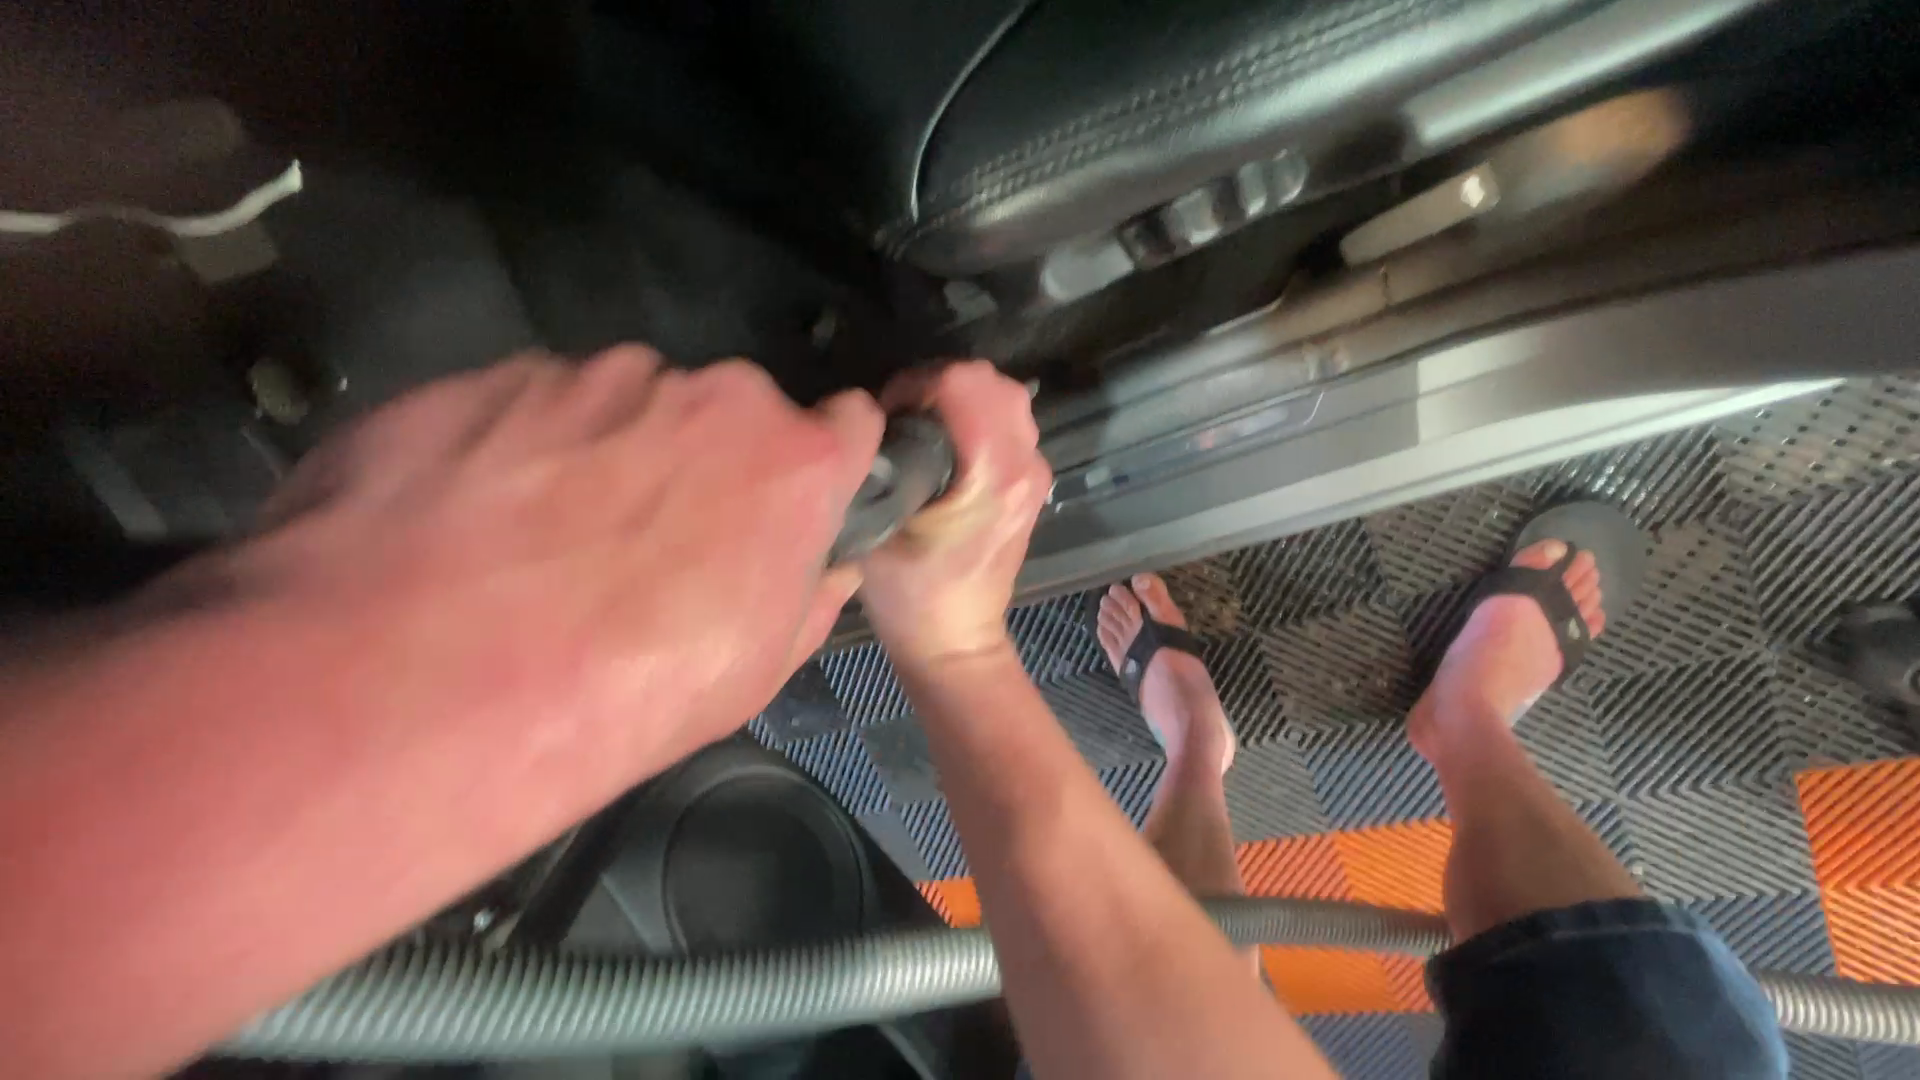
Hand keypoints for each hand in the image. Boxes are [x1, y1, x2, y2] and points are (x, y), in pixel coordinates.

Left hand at [225, 347, 881, 770]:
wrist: (414, 684)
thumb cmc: (630, 693)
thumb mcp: (755, 674)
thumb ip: (809, 595)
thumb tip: (824, 566)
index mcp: (793, 462)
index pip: (851, 423)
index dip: (829, 460)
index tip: (800, 494)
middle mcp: (710, 396)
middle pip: (736, 413)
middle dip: (715, 460)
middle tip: (658, 537)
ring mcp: (597, 377)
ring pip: (634, 403)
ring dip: (619, 450)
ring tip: (552, 538)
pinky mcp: (493, 376)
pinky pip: (538, 405)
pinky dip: (528, 448)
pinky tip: (483, 522)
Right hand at [857, 361, 1051, 664]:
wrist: (957, 638)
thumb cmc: (910, 594)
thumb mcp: (877, 529)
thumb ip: (877, 467)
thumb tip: (872, 420)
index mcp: (991, 475)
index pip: (963, 382)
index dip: (917, 384)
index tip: (890, 415)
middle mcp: (1024, 465)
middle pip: (990, 380)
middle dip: (940, 384)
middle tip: (903, 417)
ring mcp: (1035, 473)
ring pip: (1005, 395)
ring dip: (961, 397)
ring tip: (924, 428)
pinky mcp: (1032, 482)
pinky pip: (1011, 421)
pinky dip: (978, 415)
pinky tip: (947, 447)